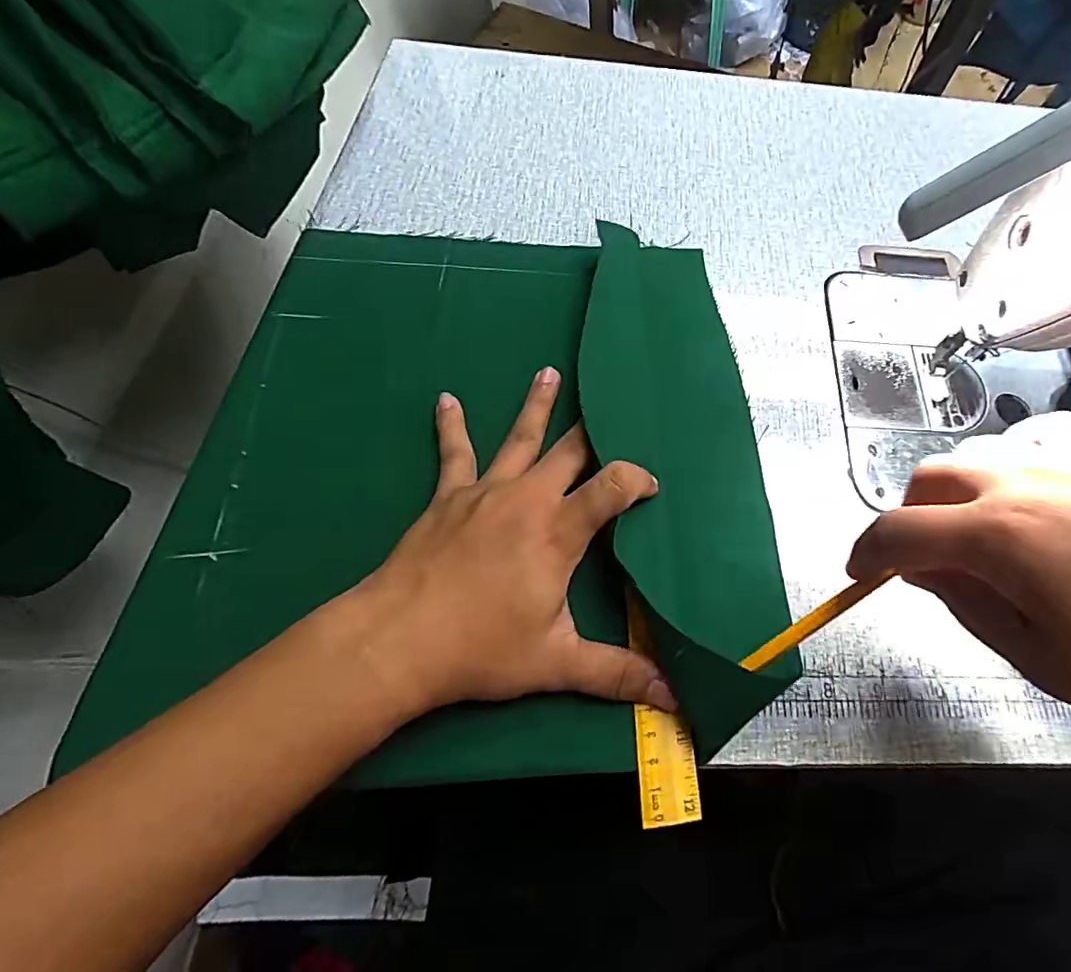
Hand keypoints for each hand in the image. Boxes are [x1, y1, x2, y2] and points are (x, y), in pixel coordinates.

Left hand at [327, 368, 676, 713]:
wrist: (397, 639)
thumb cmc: (481, 648)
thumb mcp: (556, 662)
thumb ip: (617, 674)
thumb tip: (674, 699)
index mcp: (559, 532)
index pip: (613, 487)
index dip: (637, 479)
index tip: (649, 487)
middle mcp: (527, 498)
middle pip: (570, 451)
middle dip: (596, 431)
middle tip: (612, 407)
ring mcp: (485, 491)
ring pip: (519, 437)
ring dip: (538, 405)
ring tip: (548, 371)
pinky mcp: (448, 496)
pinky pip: (454, 453)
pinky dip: (452, 426)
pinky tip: (446, 400)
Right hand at [846, 412, 1070, 776]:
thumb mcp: (1045, 660)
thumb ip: (969, 606)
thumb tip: (929, 573)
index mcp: (1000, 533)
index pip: (898, 531)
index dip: (865, 555)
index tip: (858, 575)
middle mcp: (1027, 481)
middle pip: (931, 478)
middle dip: (909, 518)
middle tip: (926, 568)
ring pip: (981, 460)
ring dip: (959, 499)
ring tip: (986, 550)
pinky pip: (1039, 453)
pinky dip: (1013, 482)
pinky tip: (1046, 520)